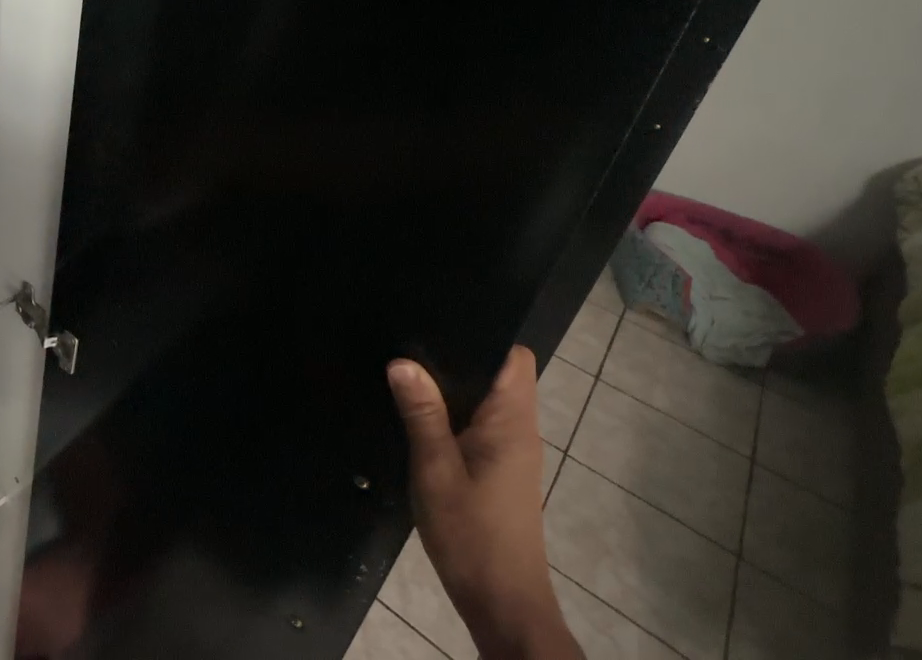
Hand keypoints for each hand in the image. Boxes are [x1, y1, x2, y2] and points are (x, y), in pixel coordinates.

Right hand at [388, 346, 580, 659]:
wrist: (501, 601)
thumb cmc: (471, 533)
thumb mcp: (435, 469)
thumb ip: (422, 413)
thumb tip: (402, 361)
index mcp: (511, 422)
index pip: (514, 358)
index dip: (483, 334)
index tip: (440, 320)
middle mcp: (518, 430)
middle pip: (498, 374)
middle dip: (458, 356)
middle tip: (408, 340)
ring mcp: (511, 452)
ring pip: (486, 400)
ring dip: (452, 386)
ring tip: (405, 368)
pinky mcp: (498, 470)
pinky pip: (478, 423)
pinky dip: (452, 412)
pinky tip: (416, 413)